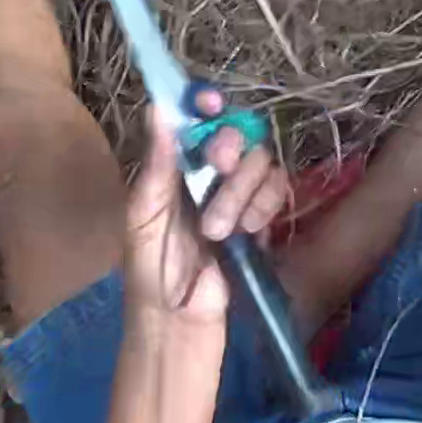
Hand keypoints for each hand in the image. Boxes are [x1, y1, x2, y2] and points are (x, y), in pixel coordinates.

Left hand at [124, 92, 287, 326]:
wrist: (181, 319)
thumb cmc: (151, 268)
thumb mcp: (144, 215)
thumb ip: (157, 163)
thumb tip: (159, 108)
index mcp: (176, 165)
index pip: (196, 119)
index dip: (205, 103)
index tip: (211, 102)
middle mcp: (210, 171)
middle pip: (237, 132)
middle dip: (229, 149)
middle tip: (216, 168)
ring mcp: (239, 191)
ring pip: (261, 160)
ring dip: (241, 192)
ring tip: (217, 229)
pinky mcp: (263, 214)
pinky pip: (278, 189)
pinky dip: (264, 206)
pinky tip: (248, 231)